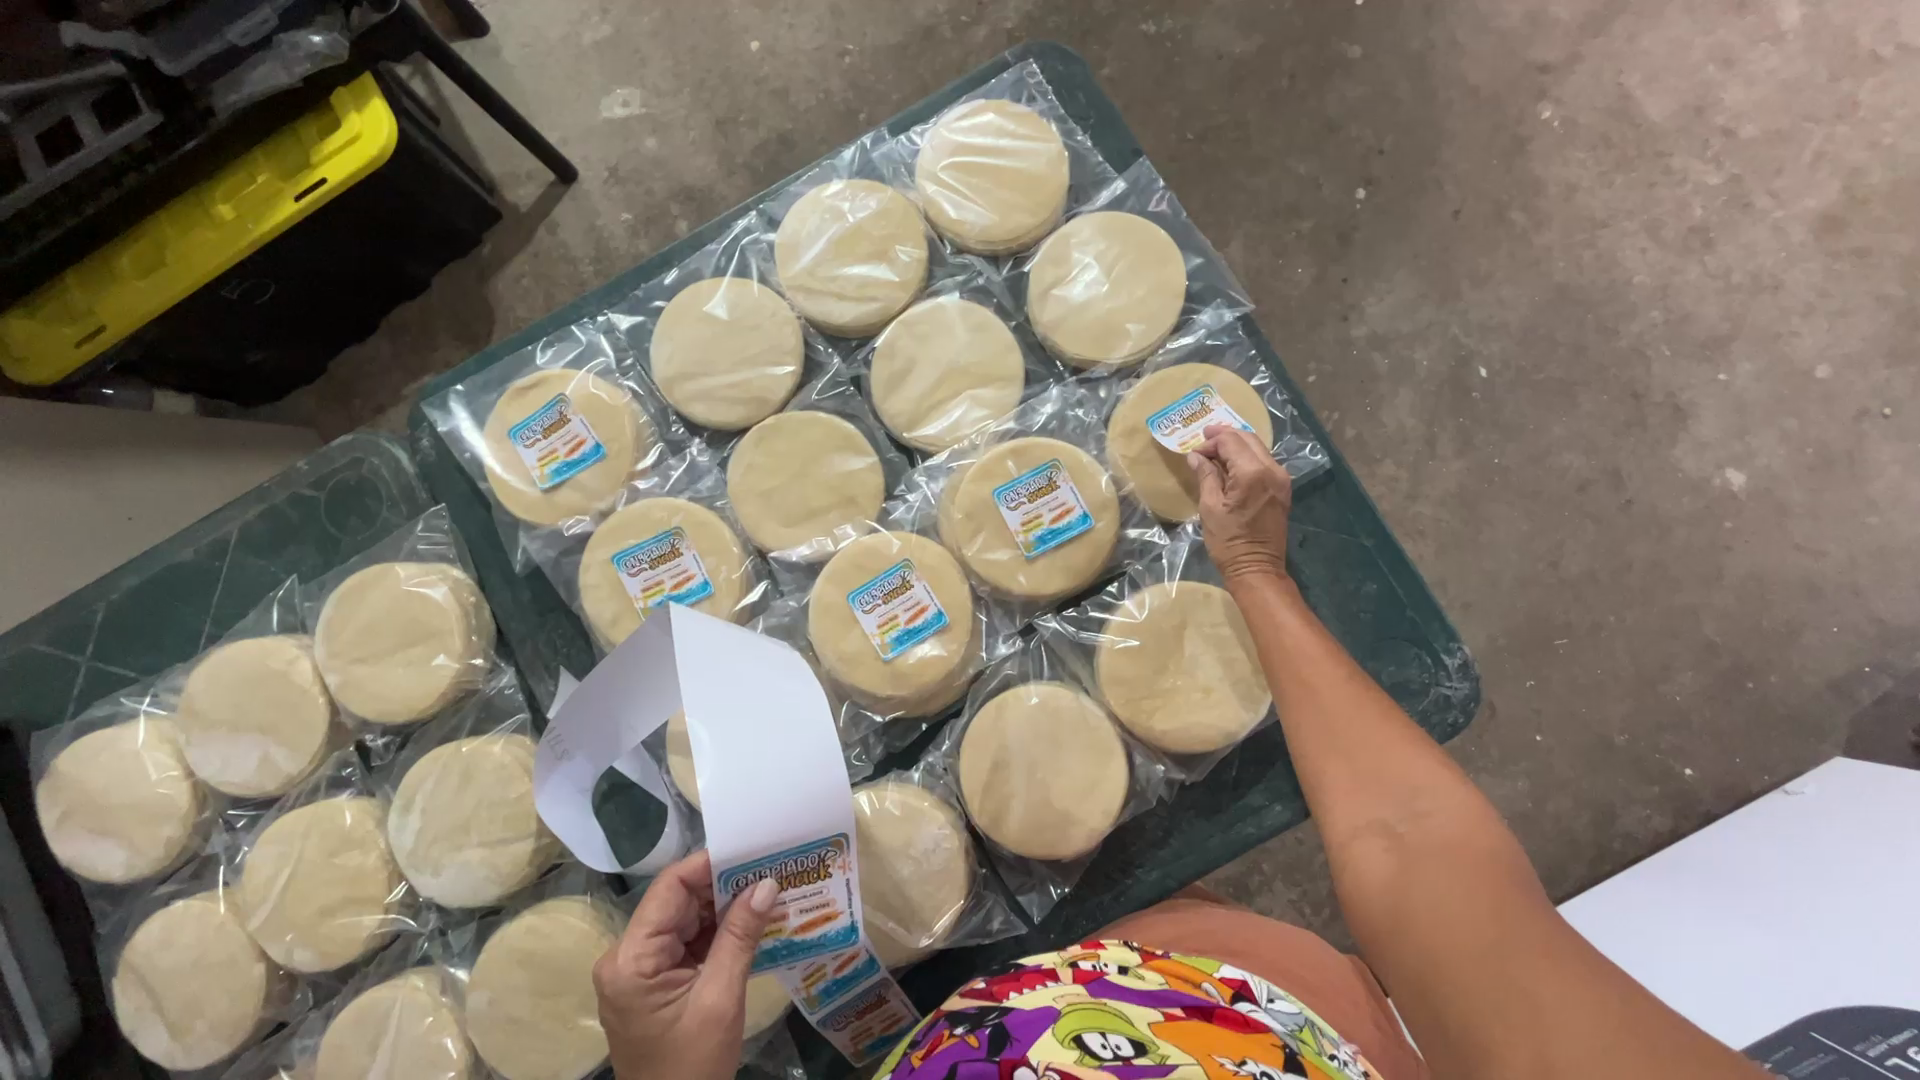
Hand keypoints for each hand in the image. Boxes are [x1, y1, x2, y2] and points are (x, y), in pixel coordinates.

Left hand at [594, 851, 779, 1079]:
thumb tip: (767, 883)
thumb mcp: (721, 998)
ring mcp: (640, 971)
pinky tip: (754, 923)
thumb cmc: (692, 1066)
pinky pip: (689, 944)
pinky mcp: (656, 984)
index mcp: (631, 958)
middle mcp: (627, 957)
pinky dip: (720, 934)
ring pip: (687, 921)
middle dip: (724, 886)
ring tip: (769, 891)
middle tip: (770, 869)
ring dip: (725, 909)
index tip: (752, 852)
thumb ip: (740, 936)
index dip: (710, 865)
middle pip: (678, 902)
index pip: (669, 889)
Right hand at [1188, 423, 1293, 583]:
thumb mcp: (1210, 507)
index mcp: (1253, 473)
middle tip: (1203, 440)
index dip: (1210, 443)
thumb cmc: (1229, 542)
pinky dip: (1246, 458)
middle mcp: (1272, 470)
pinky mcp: (1282, 489)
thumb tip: (1196, 456)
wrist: (1257, 568)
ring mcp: (1281, 479)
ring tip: (1214, 453)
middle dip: (1224, 437)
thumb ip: (1206, 476)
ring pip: (1258, 449)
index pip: (1230, 441)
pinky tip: (1230, 466)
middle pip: (1248, 439)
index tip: (1194, 453)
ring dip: (1236, 446)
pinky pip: (1264, 462)